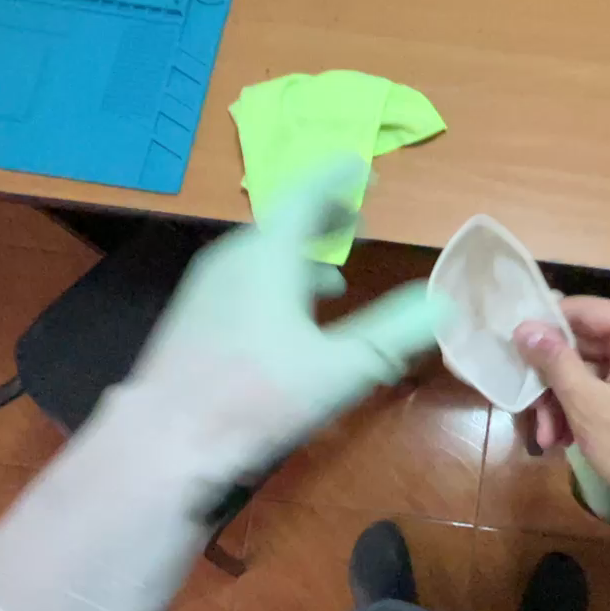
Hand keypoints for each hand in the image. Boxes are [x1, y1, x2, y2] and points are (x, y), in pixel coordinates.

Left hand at [0, 163, 440, 610]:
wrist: (165, 443)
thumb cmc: (256, 397)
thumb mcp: (341, 368)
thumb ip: (394, 334)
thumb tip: (445, 304)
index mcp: (267, 258)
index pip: (305, 198)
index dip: (335, 179)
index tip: (359, 167)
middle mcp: (233, 263)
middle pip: (282, 226)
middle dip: (321, 219)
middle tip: (353, 216)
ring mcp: (207, 292)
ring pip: (261, 258)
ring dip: (300, 257)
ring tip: (332, 275)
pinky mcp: (194, 322)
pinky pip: (244, 284)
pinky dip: (276, 285)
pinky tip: (288, 322)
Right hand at [514, 296, 609, 530]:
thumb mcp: (590, 407)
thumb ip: (555, 362)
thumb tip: (525, 327)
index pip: (584, 309)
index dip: (546, 326)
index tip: (515, 350)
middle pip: (587, 343)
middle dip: (554, 379)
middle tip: (530, 412)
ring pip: (595, 370)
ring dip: (566, 401)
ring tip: (549, 438)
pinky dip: (588, 408)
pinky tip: (568, 439)